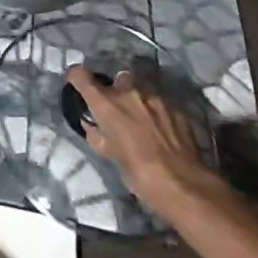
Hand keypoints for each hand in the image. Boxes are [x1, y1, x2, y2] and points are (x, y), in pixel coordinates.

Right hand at [66, 65, 220, 209]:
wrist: (181, 181)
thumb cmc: (136, 171)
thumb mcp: (106, 154)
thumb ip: (95, 133)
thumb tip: (91, 124)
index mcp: (106, 103)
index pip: (81, 75)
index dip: (76, 77)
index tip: (77, 84)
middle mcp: (129, 92)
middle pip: (117, 77)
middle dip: (116, 89)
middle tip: (119, 110)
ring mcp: (155, 96)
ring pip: (142, 89)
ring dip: (138, 100)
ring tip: (143, 121)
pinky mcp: (176, 106)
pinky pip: (161, 102)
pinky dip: (157, 111)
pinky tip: (162, 130)